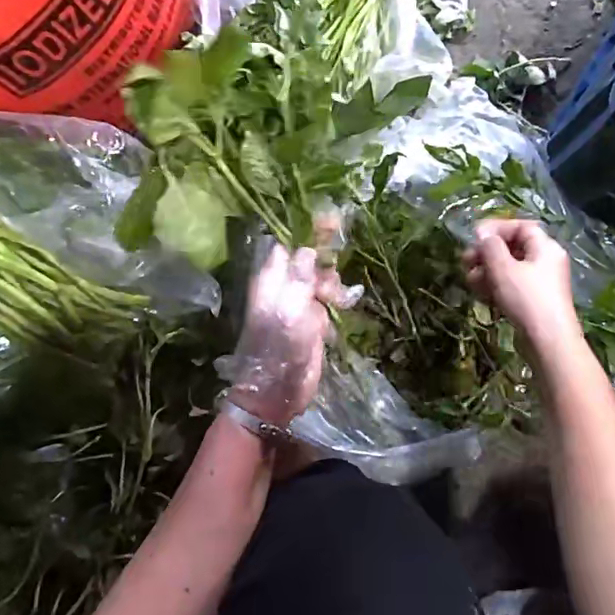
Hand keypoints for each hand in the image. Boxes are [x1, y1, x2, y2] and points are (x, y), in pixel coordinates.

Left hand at [217, 243, 350, 427]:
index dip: (307, 231)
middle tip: (342, 257)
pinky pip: (327, 298)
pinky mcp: (311, 320)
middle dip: (327, 256)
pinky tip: (344, 307)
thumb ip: (298, 280)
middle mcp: (283, 287)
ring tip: (341, 299)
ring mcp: (297, 303)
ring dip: (334, 282)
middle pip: (307, 257)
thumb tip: (307, 249)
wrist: (276, 394)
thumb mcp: (289, 313)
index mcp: (271, 280)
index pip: (287, 243)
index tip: (332, 221)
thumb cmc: (277, 352)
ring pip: (320, 277)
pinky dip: (337, 299)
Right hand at [463, 219, 579, 350]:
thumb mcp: (503, 267)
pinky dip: (495, 286)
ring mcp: (540, 282)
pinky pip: (511, 285)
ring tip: (470, 280)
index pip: (520, 227)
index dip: (496, 228)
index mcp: (545, 247)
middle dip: (486, 253)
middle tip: (466, 261)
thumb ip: (490, 246)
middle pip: (512, 247)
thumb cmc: (526, 298)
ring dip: (486, 271)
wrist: (548, 340)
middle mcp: (545, 261)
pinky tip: (481, 294)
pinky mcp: (533, 300)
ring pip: (509, 268)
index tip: (475, 236)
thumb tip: (484, 235)